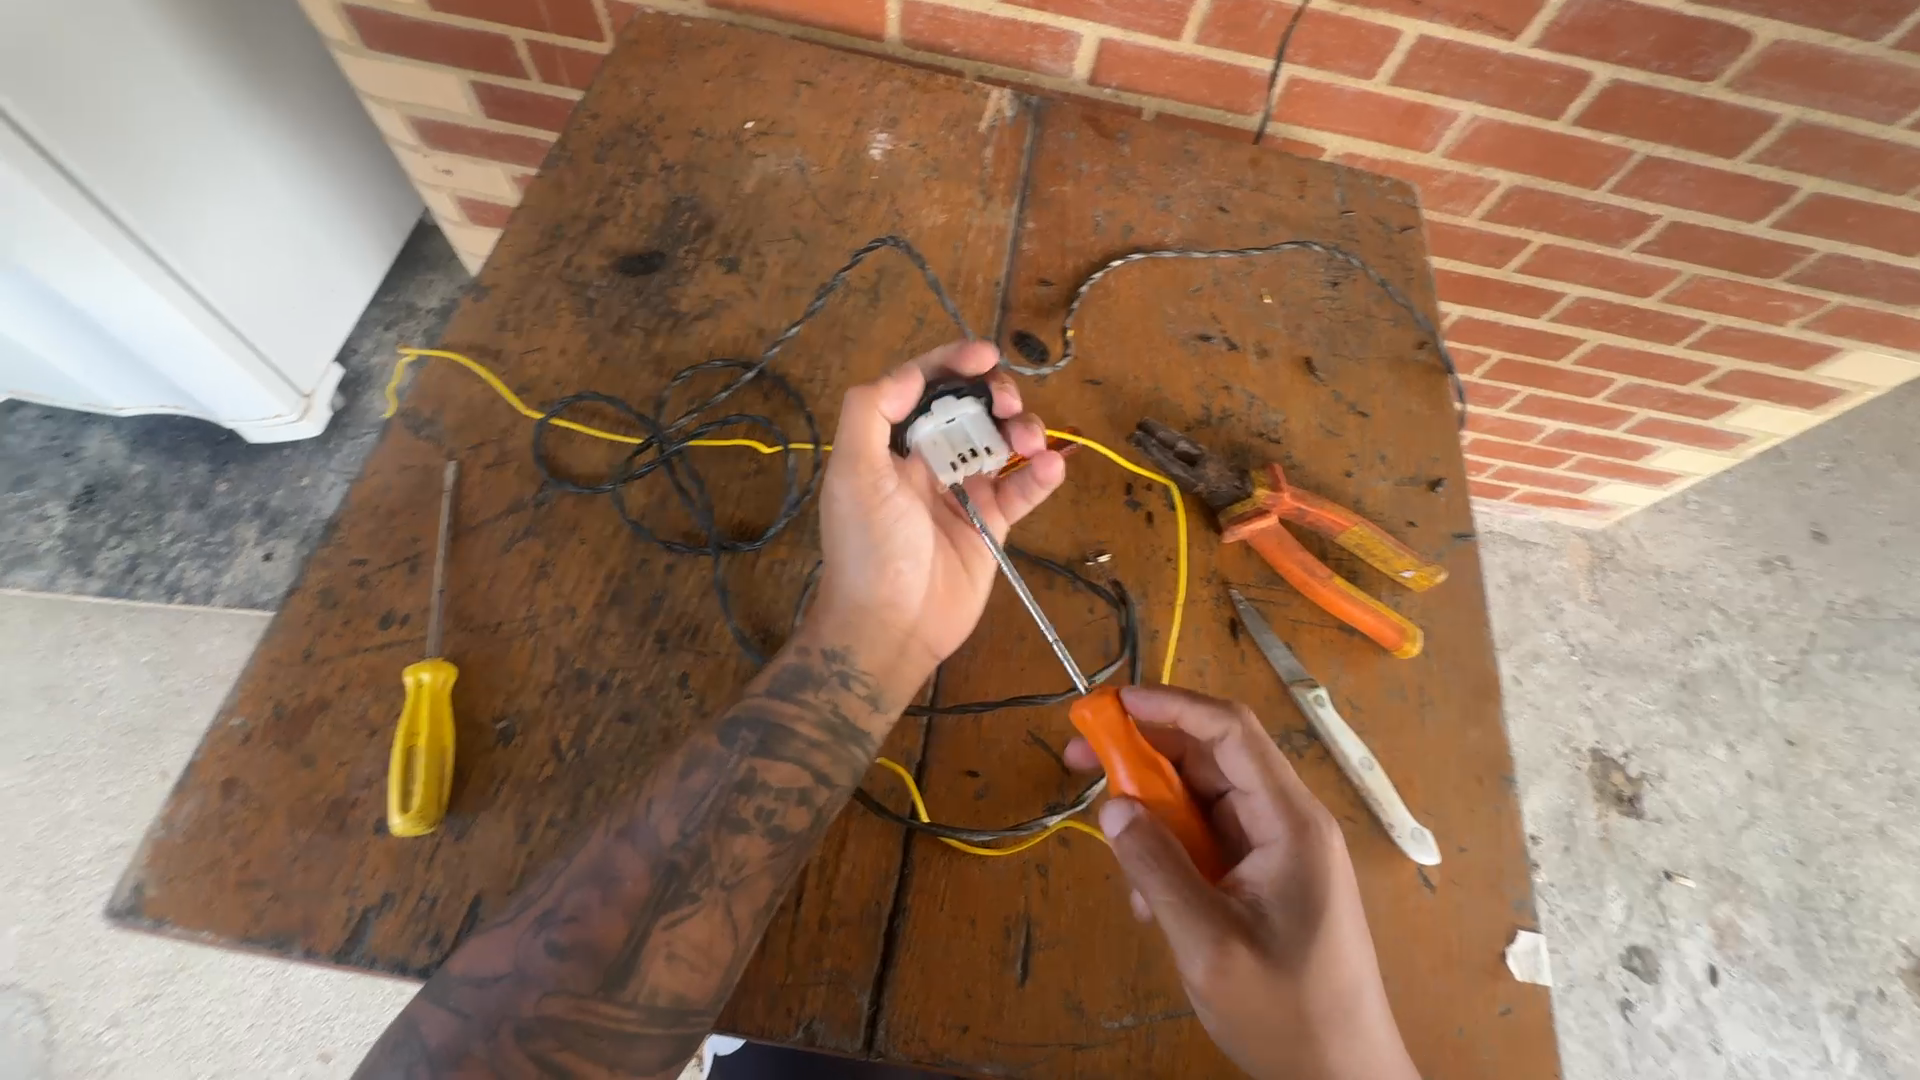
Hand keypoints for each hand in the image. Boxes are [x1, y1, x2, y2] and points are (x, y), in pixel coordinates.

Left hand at [807, 340, 1065, 681]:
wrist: (891, 624)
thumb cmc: (870, 547)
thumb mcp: (853, 474)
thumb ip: (870, 413)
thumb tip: (910, 373)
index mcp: (893, 446)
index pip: (924, 389)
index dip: (953, 364)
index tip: (985, 355)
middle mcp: (929, 462)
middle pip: (971, 410)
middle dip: (994, 396)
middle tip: (1009, 406)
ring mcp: (963, 493)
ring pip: (1002, 445)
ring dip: (1024, 430)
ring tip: (1031, 440)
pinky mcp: (992, 525)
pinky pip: (1022, 491)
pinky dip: (1040, 476)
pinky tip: (1050, 468)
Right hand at [1065, 686, 1418, 1079]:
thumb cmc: (1287, 1015)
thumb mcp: (1208, 943)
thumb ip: (1156, 868)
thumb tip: (1112, 806)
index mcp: (1289, 821)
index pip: (1230, 731)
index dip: (1172, 706)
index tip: (1113, 704)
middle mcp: (1283, 821)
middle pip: (1206, 759)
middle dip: (1141, 755)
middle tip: (1079, 760)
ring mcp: (1272, 848)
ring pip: (1197, 799)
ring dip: (1150, 817)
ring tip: (1119, 860)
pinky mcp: (1258, 875)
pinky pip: (1202, 840)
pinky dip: (1166, 853)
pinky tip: (1147, 899)